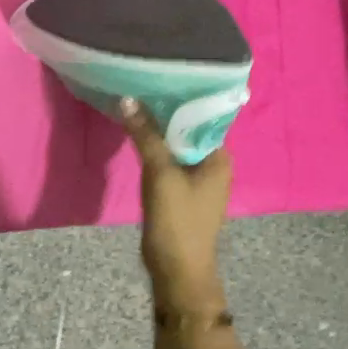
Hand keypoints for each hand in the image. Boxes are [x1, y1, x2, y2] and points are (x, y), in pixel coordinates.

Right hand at [121, 97, 232, 312]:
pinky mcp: (180, 191)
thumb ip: (145, 134)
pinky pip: (168, 160)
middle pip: (186, 129)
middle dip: (164, 112)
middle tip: (138, 85)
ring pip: (175, 145)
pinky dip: (153, 148)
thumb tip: (128, 98)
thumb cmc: (177, 220)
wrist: (176, 271)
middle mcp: (213, 165)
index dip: (179, 97)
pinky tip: (134, 136)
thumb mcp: (160, 172)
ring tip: (132, 105)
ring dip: (156, 130)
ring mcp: (197, 180)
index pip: (201, 116)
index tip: (156, 76)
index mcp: (219, 158)